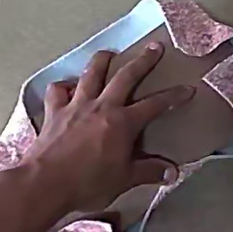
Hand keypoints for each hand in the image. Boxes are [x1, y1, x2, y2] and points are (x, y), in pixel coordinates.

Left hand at [21, 42, 193, 215]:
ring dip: (102, 60)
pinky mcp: (54, 112)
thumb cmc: (88, 182)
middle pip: (126, 76)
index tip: (188, 89)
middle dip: (143, 61)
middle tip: (154, 47)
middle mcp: (102, 107)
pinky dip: (64, 86)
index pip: (155, 104)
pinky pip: (58, 91)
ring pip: (91, 74)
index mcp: (123, 123)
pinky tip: (68, 87)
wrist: (44, 184)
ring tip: (110, 53)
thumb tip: (172, 172)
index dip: (174, 96)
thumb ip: (149, 171)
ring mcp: (76, 106)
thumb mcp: (125, 180)